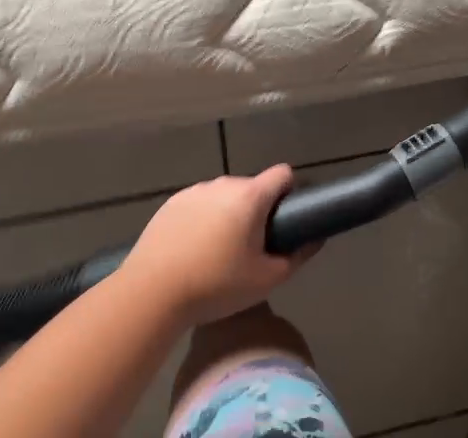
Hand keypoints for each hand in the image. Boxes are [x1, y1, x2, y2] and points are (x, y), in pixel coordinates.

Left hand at [120, 164, 316, 325]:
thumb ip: (297, 256)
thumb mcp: (265, 280)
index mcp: (250, 197)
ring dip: (227, 215)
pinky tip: (191, 251)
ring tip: (216, 254)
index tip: (284, 220)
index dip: (289, 192)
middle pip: (251, 188)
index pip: (282, 174)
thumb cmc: (215, 285)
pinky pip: (198, 205)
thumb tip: (316, 239)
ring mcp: (194, 192)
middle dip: (256, 211)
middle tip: (250, 249)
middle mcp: (223, 184)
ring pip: (223, 197)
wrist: (150, 293)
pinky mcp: (170, 204)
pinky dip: (201, 220)